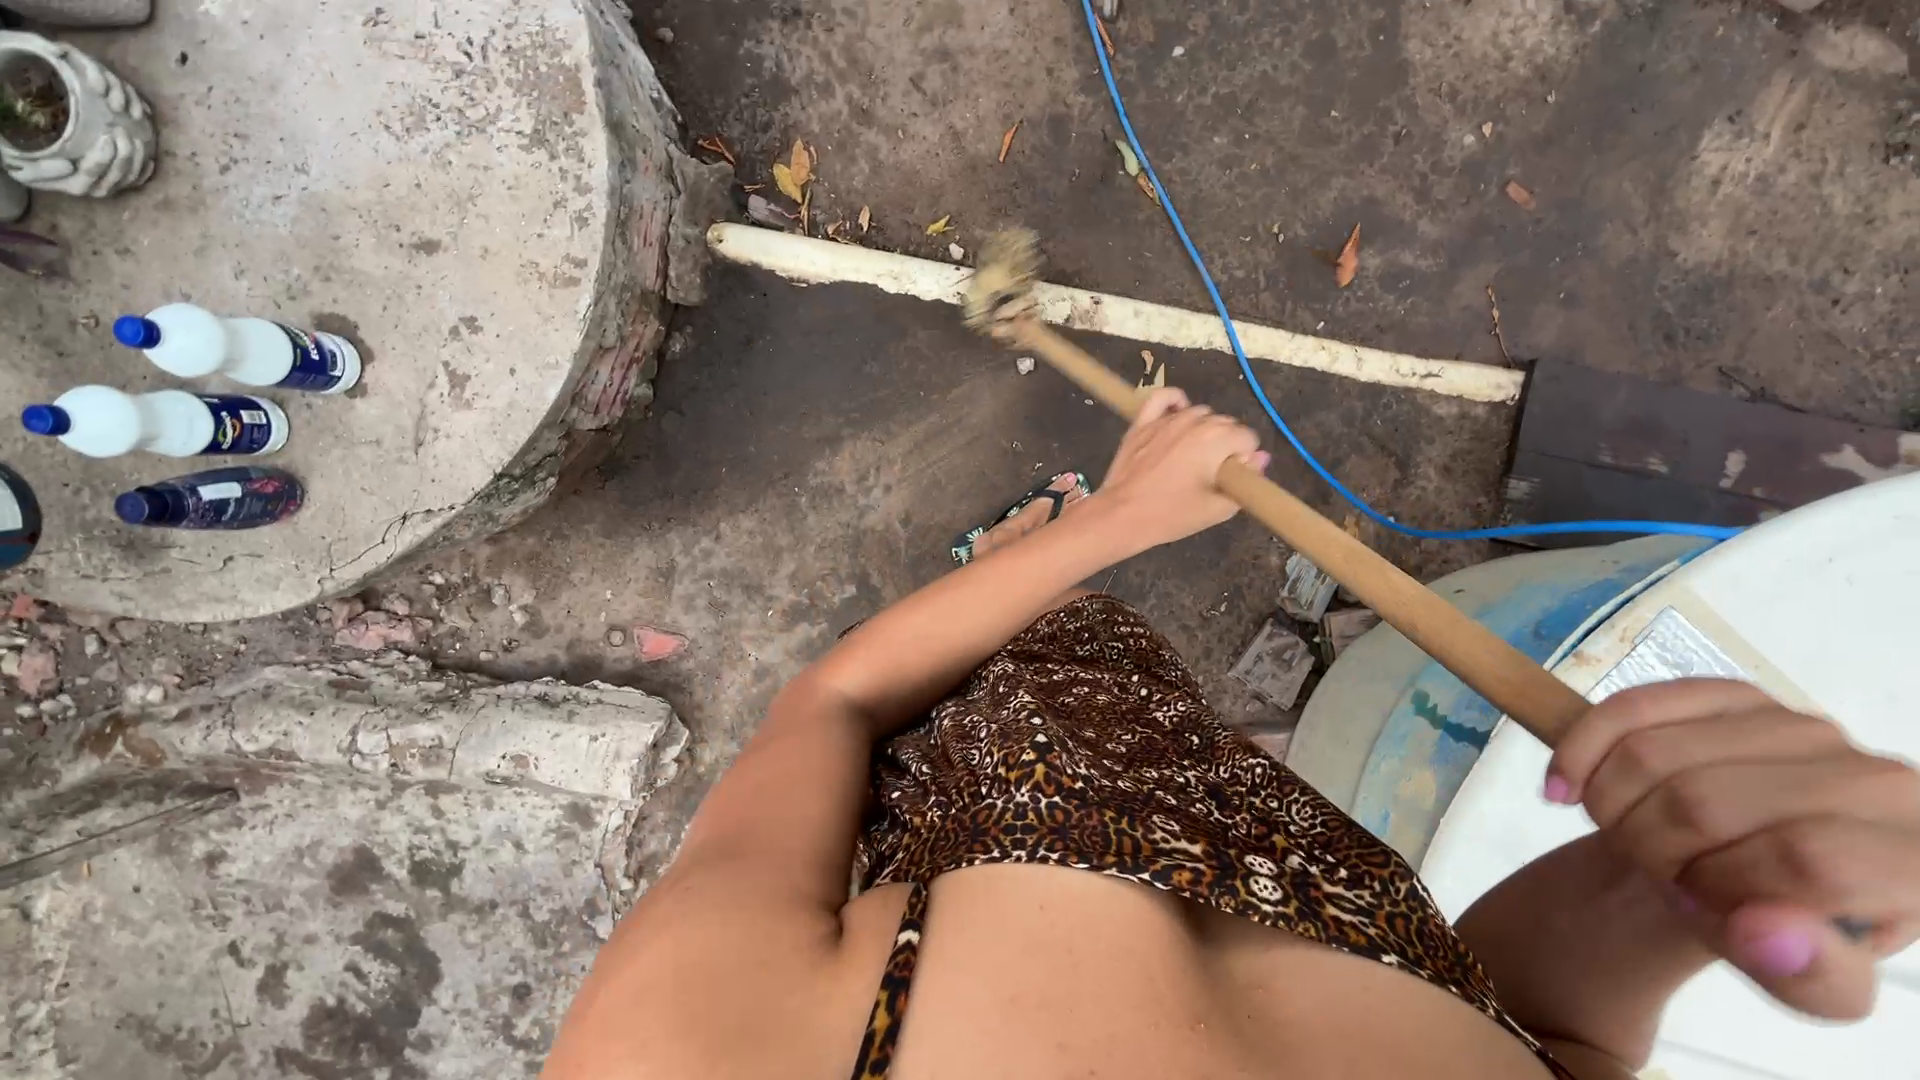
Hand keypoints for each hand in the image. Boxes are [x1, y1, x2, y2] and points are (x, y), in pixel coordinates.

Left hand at [1095, 387, 1268, 554]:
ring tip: (1190, 460)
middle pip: (1225, 425)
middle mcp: (1194, 421)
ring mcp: (1166, 419)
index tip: (1227, 479)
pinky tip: (1178, 415)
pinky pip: (1162, 398)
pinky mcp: (1142, 422)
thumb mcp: (1218, 507)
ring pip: (1199, 414)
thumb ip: (1247, 480)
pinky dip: (1174, 402)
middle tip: (1208, 476)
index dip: (1243, 460)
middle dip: (1224, 446)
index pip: (1248, 439)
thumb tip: (1261, 458)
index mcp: (1217, 439)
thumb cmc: (1171, 515)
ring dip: (1202, 431)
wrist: (1122, 515)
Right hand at [1546, 678, 1919, 1019]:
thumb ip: (1803, 973)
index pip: (1807, 860)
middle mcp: (1882, 780)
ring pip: (1652, 754)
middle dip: (1645, 845)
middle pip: (1704, 802)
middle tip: (1649, 871)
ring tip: (1619, 831)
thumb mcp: (1809, 982)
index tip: (1699, 905)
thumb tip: (1761, 930)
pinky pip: (1628, 707)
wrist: (1737, 866)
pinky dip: (1579, 750)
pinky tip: (1566, 787)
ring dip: (1607, 803)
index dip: (1721, 884)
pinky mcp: (1731, 694)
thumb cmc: (1777, 924)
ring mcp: (1800, 726)